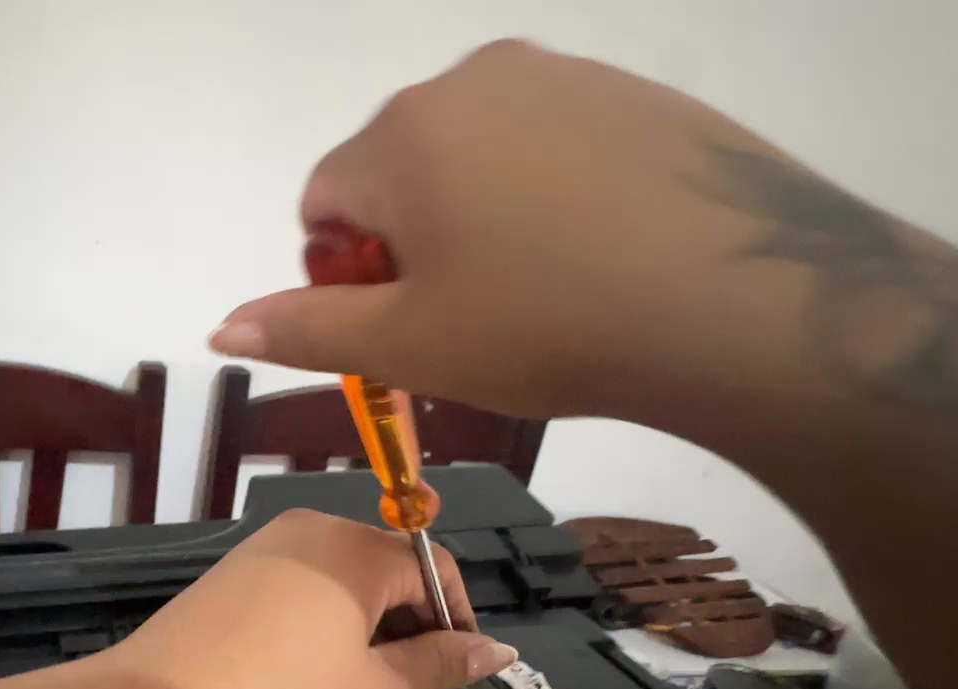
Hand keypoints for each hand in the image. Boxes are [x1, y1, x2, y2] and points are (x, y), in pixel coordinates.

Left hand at [99, 509, 516, 688]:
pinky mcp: (232, 575)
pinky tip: (314, 683)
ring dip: (365, 642)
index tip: (456, 675)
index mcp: (354, 547)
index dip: (456, 621)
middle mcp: (310, 531)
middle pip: (384, 576)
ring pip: (340, 590)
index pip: (432, 567)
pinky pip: (299, 593)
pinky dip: (322, 631)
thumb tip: (497, 649)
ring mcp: (264, 549)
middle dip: (408, 638)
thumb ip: (441, 664)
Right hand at [209, 40, 816, 422]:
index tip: (394, 321)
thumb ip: (300, 329)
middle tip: (456, 314)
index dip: (340, 273)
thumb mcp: (401, 344)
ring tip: (521, 288)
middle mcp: (469, 80)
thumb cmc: (538, 327)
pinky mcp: (627, 92)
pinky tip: (577, 253)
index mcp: (401, 137)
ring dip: (462, 222)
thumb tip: (220, 327)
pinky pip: (537, 145)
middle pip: (390, 173)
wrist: (736, 303)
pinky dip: (530, 198)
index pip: (321, 201)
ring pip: (464, 158)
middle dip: (398, 245)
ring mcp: (558, 75)